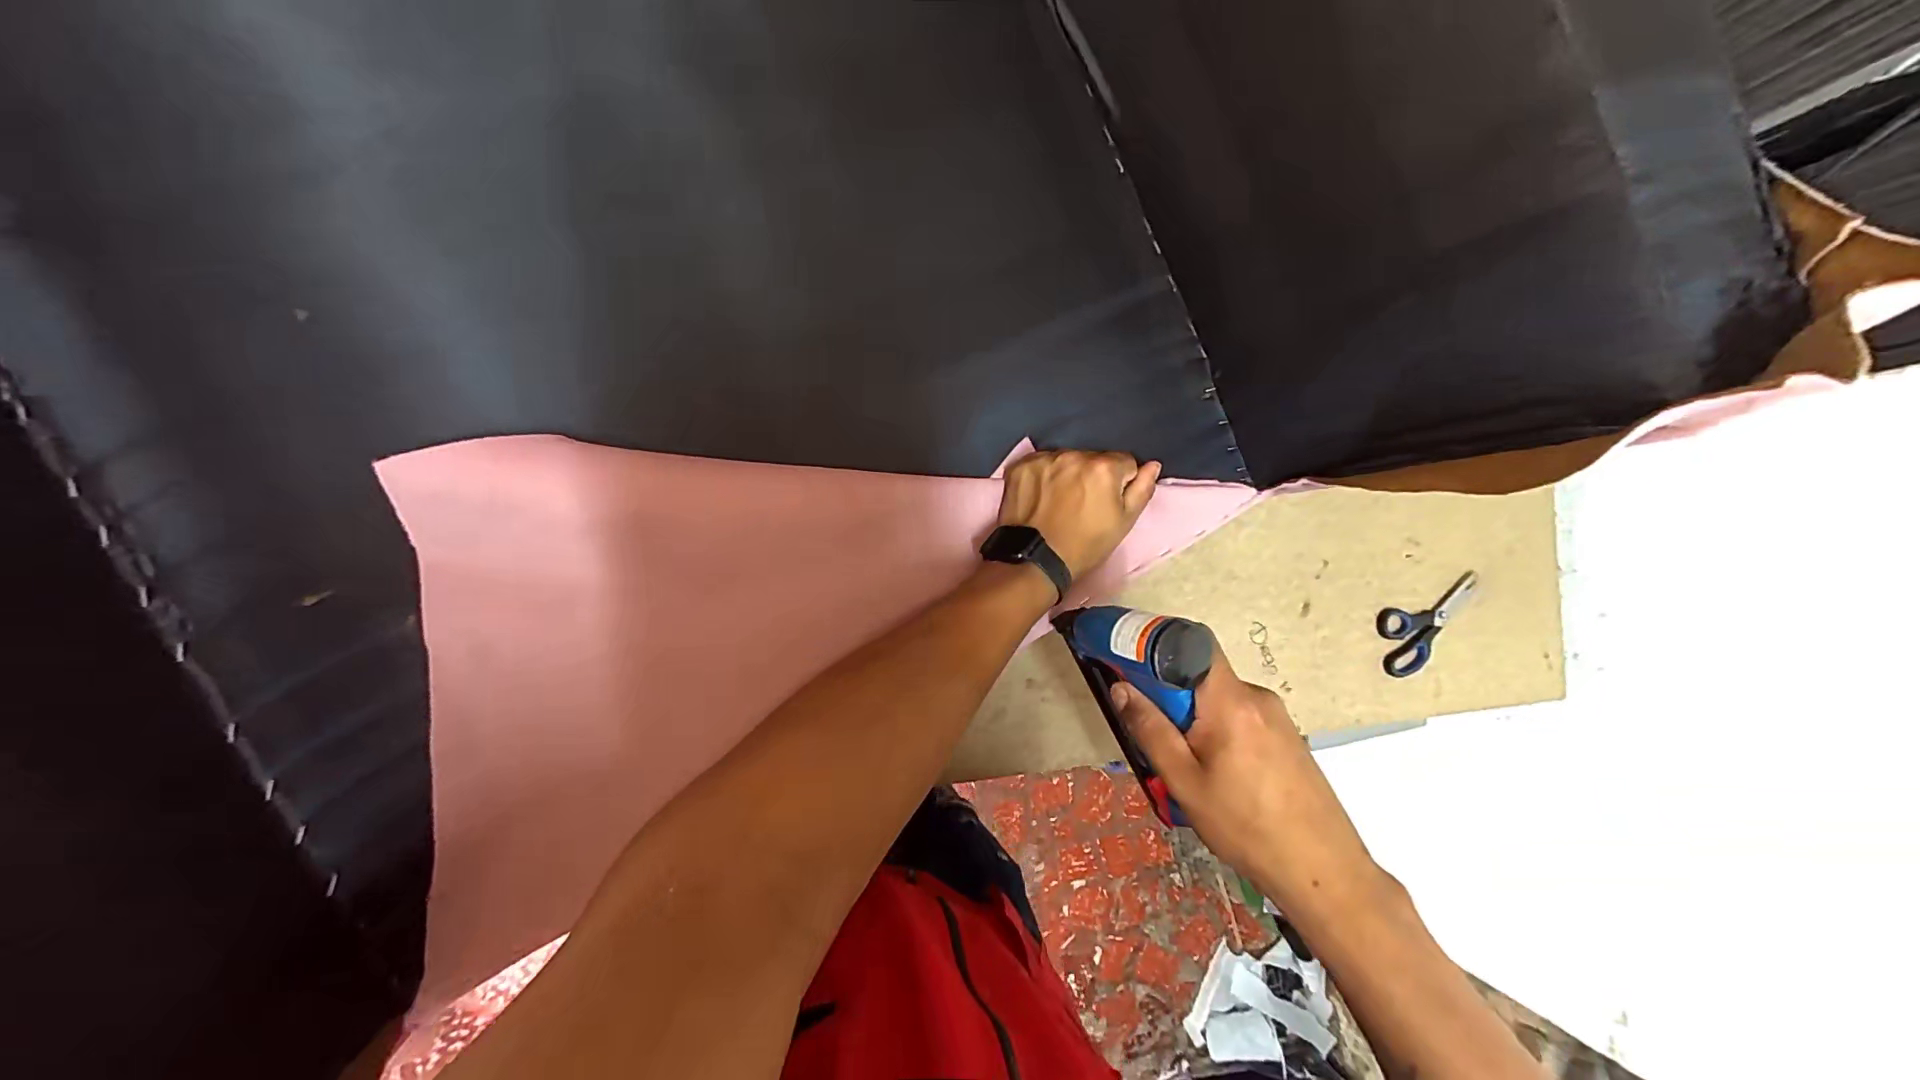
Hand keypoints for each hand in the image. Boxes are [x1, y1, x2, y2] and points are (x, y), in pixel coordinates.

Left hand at [996, 450, 1160, 578]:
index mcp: (1104, 467)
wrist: (1036, 560)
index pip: (1124, 462)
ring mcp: (1044, 460)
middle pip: (1092, 458)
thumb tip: (1152, 465)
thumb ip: (1142, 489)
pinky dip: (1042, 476)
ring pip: (1066, 460)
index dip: (1120, 483)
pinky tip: (1040, 497)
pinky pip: (1040, 464)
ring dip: (1067, 474)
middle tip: (1082, 505)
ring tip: (1059, 502)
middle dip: (1092, 476)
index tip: (1106, 502)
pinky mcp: (1020, 467)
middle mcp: (1073, 455)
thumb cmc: (1086, 545)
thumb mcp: (1124, 522)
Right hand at [1107, 651, 1381, 912]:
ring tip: (1187, 770)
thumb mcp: (1184, 781)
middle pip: (1202, 677)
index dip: (1156, 647)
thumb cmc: (1245, 826)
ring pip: (1219, 702)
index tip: (1128, 669)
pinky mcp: (1287, 738)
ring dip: (1194, 722)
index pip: (1193, 644)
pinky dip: (1217, 734)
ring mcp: (1277, 718)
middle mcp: (1258, 698)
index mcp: (1232, 701)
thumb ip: (1151, 729)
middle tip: (1155, 739)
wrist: (1322, 871)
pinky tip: (1217, 778)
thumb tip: (1121, 688)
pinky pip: (1239, 719)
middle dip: (1171, 699)